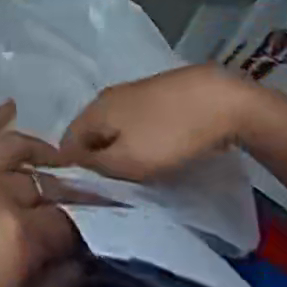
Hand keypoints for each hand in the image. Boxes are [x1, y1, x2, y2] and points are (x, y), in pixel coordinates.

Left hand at [0, 102, 85, 286]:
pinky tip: (11, 108)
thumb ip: (59, 283)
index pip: (72, 224)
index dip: (90, 235)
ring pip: (14, 148)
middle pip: (46, 184)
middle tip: (93, 208)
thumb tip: (85, 260)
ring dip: (42, 152)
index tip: (102, 242)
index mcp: (19, 231)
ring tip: (65, 162)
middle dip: (71, 197)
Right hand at [56, 67, 268, 182]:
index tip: (87, 191)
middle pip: (90, 133)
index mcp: (92, 112)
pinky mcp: (155, 97)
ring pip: (113, 127)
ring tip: (135, 172)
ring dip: (117, 148)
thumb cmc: (169, 133)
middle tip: (112, 185)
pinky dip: (137, 140)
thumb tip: (72, 163)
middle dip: (96, 157)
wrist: (218, 100)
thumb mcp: (130, 159)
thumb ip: (98, 165)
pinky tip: (154, 151)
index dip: (72, 165)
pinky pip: (134, 124)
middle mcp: (104, 99)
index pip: (68, 141)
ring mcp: (130, 95)